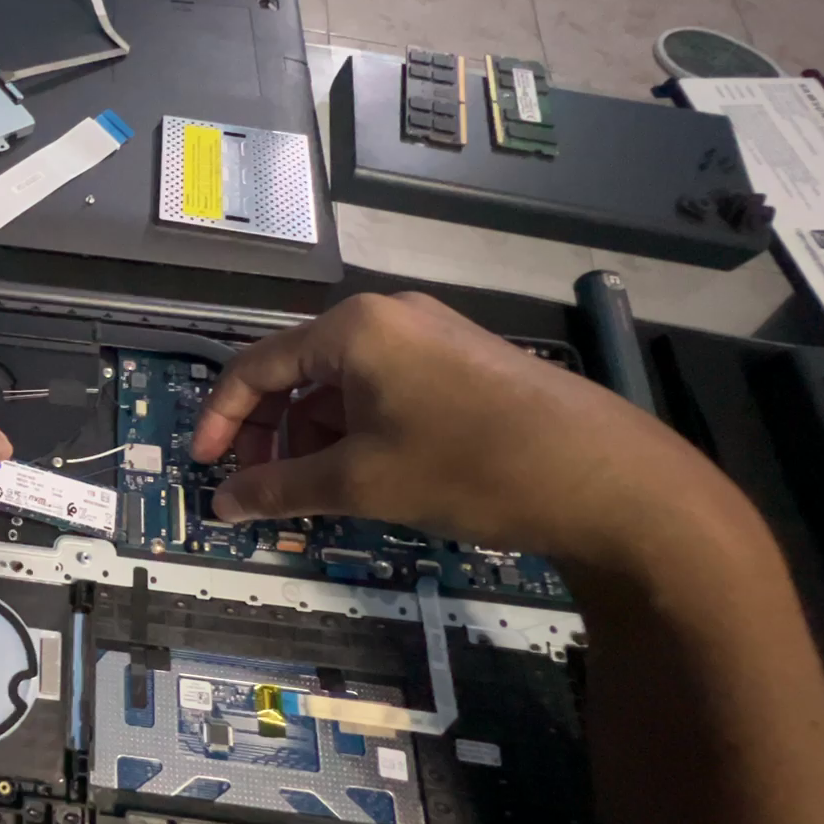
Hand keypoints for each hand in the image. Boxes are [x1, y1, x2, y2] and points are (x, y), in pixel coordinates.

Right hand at [190, 292, 753, 569]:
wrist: (618, 484)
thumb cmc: (469, 468)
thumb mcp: (358, 483)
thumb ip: (276, 489)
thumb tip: (219, 505)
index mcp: (350, 329)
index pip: (253, 368)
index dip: (220, 420)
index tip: (205, 467)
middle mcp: (384, 318)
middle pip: (292, 373)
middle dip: (268, 432)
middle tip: (261, 485)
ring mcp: (426, 335)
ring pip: (334, 384)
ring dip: (309, 436)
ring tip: (316, 488)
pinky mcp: (457, 360)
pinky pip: (375, 388)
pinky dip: (351, 429)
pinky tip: (362, 471)